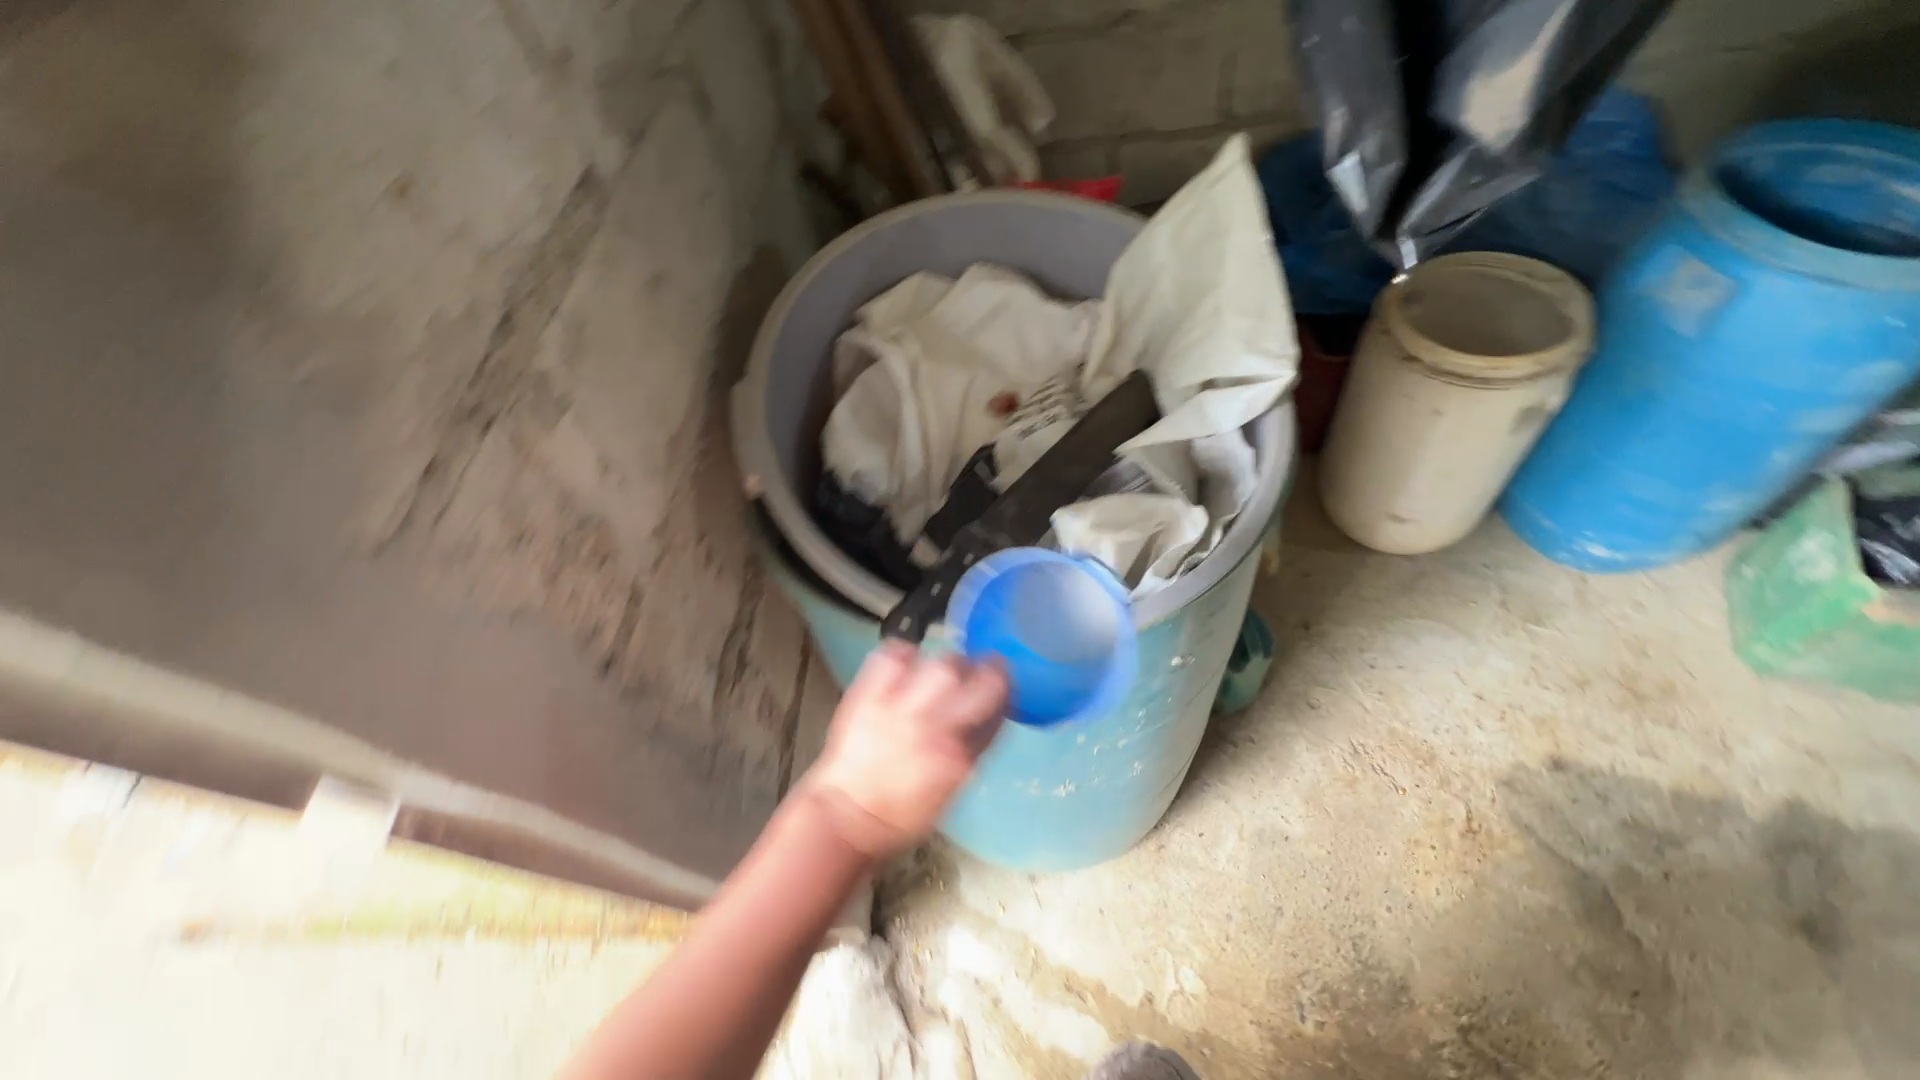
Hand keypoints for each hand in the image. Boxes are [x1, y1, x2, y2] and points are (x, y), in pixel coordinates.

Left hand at [799, 641, 1009, 859]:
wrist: (848, 814)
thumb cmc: (905, 810)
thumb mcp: (955, 784)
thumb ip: (976, 743)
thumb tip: (994, 710)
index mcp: (960, 754)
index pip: (998, 701)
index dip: (1004, 685)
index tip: (999, 681)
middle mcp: (934, 725)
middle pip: (973, 675)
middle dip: (978, 669)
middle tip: (968, 675)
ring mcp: (900, 707)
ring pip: (940, 661)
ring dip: (944, 663)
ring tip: (934, 675)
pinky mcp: (868, 694)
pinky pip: (894, 655)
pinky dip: (904, 654)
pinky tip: (905, 668)